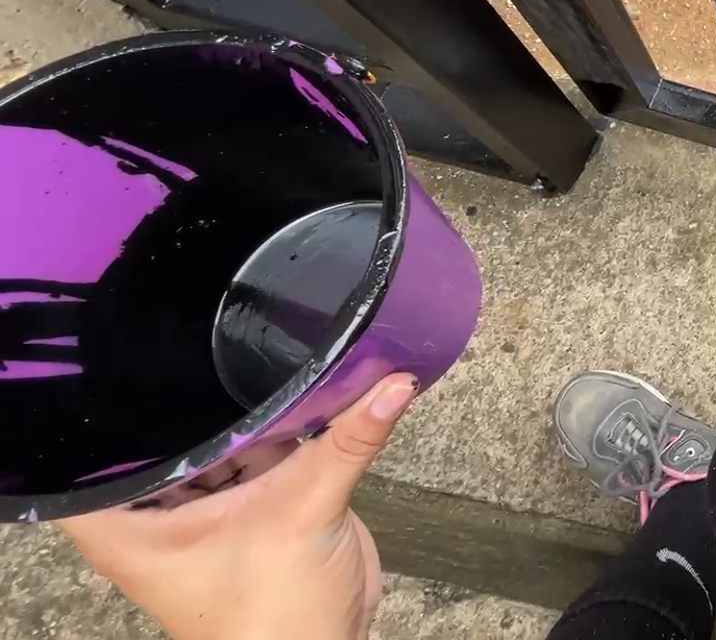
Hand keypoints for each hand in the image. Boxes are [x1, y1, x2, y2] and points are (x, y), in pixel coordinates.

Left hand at [58, 374, 417, 639]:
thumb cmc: (269, 607)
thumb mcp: (304, 514)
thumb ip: (349, 442)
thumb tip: (400, 380)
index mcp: (132, 521)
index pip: (94, 454)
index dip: (114, 406)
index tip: (145, 349)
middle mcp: (170, 507)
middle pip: (183, 433)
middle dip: (214, 390)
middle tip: (246, 328)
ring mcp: (226, 502)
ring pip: (242, 435)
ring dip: (272, 404)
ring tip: (297, 341)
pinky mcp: (275, 497)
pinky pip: (285, 446)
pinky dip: (307, 422)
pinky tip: (331, 384)